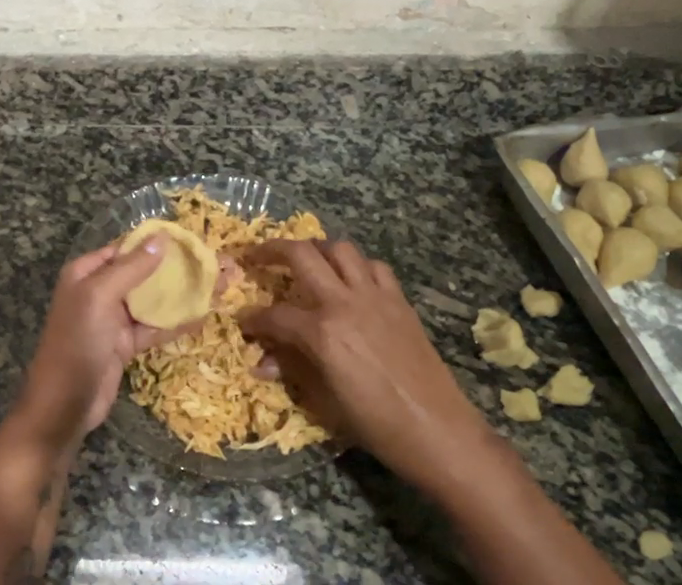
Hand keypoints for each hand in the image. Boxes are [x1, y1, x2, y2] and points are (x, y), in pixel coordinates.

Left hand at [12, 238, 200, 447]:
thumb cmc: (77, 342)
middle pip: (141, 273)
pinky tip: (203, 315)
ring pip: (151, 300)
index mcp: (86, 272)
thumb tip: (162, 238)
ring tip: (215, 287)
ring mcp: (113, 318)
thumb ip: (131, 268)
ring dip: (180, 295)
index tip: (191, 241)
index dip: (155, 244)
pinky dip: (175, 322)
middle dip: (174, 269)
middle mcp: (99, 290)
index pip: (125, 248)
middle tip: (213, 264)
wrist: (64, 405)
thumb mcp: (100, 298)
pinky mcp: (125, 344)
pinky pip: (153, 327)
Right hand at [240, 240, 494, 494]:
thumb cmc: (376, 425)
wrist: (439, 432)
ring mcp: (375, 297)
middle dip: (272, 251)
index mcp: (322, 332)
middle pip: (301, 254)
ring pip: (340, 249)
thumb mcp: (324, 402)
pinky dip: (356, 266)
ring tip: (304, 261)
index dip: (253, 318)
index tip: (242, 322)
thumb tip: (262, 362)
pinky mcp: (399, 301)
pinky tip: (350, 282)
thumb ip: (293, 370)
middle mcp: (345, 303)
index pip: (274, 315)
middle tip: (256, 256)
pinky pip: (374, 267)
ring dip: (316, 250)